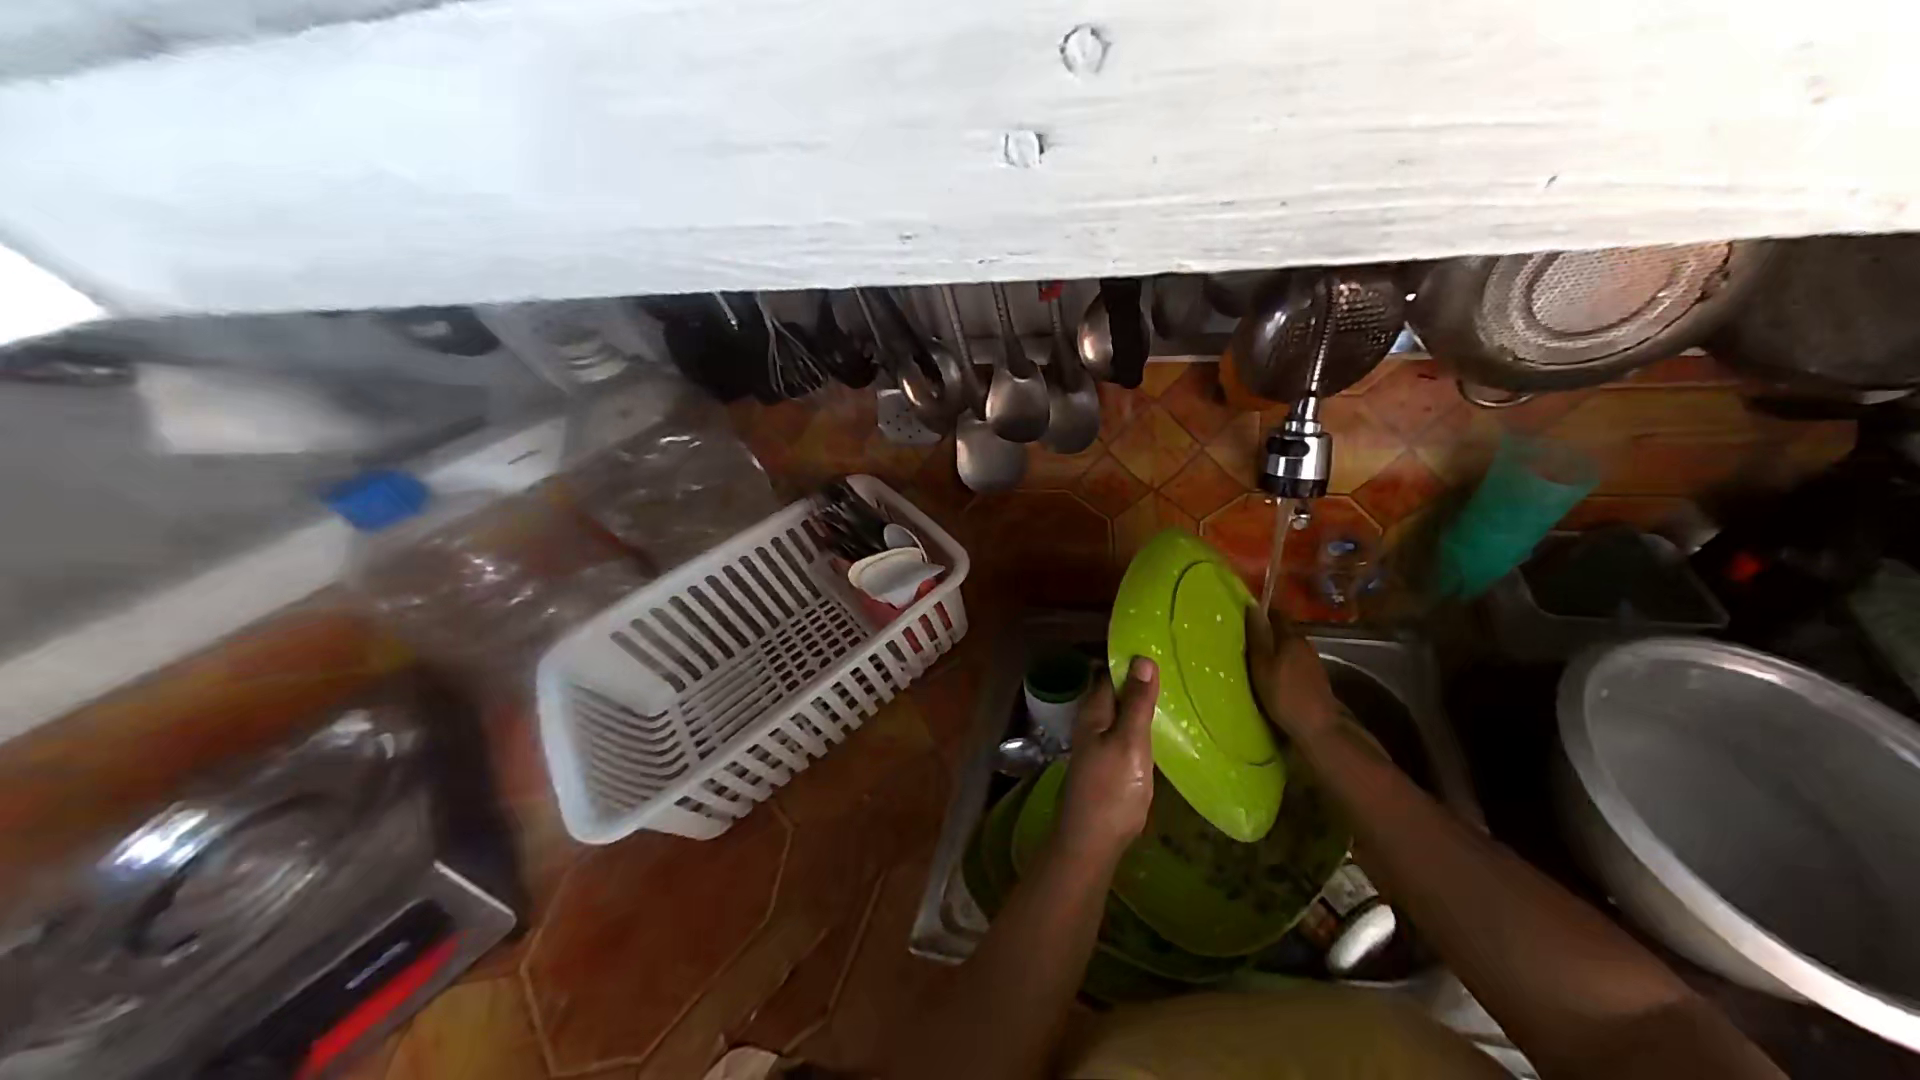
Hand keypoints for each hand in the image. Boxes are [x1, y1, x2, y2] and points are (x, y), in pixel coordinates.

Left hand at [1057, 656, 1158, 861]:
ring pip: (1120, 714)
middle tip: (1175, 669)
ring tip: (1174, 695)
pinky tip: (1161, 730)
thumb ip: (1136, 703)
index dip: (1129, 660)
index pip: (1109, 673)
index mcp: (1094, 712)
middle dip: (1137, 680)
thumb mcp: (1130, 742)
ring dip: (1140, 703)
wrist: (1092, 842)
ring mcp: (1098, 746)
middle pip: (1115, 693)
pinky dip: (1141, 726)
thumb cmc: (1112, 790)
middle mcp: (1092, 724)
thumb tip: (1142, 659)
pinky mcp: (1108, 765)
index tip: (1158, 646)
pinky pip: (1125, 734)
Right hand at [1245, 608, 1340, 741]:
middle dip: (1267, 630)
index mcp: (1291, 637)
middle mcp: (1304, 644)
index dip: (1261, 611)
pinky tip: (1272, 672)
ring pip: (1289, 646)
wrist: (1318, 727)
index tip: (1244, 614)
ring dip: (1275, 647)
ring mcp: (1312, 661)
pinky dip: (1283, 661)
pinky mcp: (1315, 678)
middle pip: (1284, 630)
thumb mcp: (1262, 665)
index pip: (1276, 614)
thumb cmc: (1284, 694)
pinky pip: (1294, 660)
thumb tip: (1252, 606)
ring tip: (1255, 655)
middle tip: (1244, 637)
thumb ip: (1257, 637)